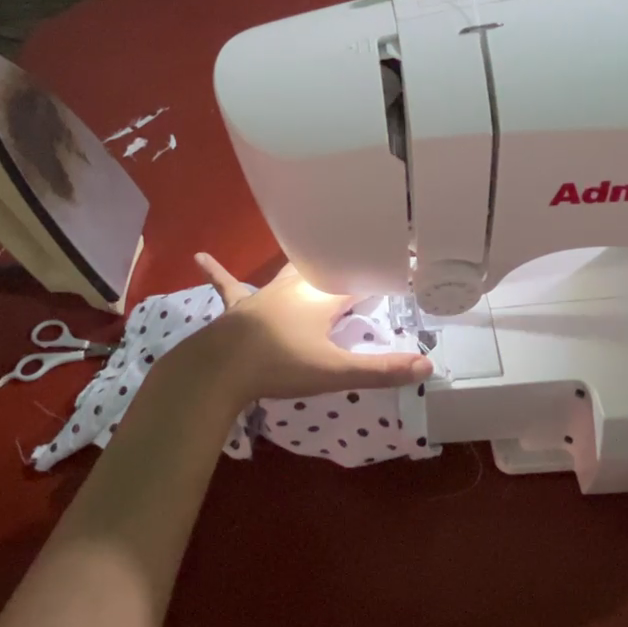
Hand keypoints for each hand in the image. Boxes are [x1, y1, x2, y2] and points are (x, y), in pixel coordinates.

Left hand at [180, 253, 432, 404]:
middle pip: (324, 270)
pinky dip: (218, 273)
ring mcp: (263, 296)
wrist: (219, 368)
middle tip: (359, 259)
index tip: (399, 269)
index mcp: (321, 297)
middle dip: (342, 266)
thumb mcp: (335, 371)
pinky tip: (200, 257)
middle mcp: (294, 288)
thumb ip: (380, 370)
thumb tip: (428, 364)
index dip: (379, 275)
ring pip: (286, 274)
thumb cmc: (279, 365)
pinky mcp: (236, 308)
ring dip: (300, 267)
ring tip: (312, 254)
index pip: (357, 279)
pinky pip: (228, 286)